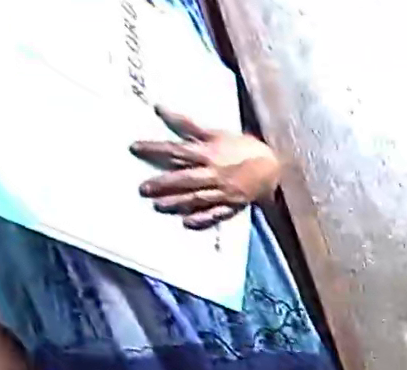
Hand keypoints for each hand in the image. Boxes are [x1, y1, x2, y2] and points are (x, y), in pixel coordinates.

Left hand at [130, 106, 280, 229]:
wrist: (271, 167)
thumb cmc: (243, 148)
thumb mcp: (216, 132)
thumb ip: (186, 123)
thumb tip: (159, 108)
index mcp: (208, 153)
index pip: (176, 150)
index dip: (154, 149)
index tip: (135, 148)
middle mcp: (213, 174)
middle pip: (183, 178)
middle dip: (162, 183)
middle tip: (142, 188)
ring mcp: (222, 192)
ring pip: (196, 198)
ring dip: (176, 203)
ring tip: (158, 206)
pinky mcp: (231, 206)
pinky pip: (215, 214)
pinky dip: (202, 219)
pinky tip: (187, 223)